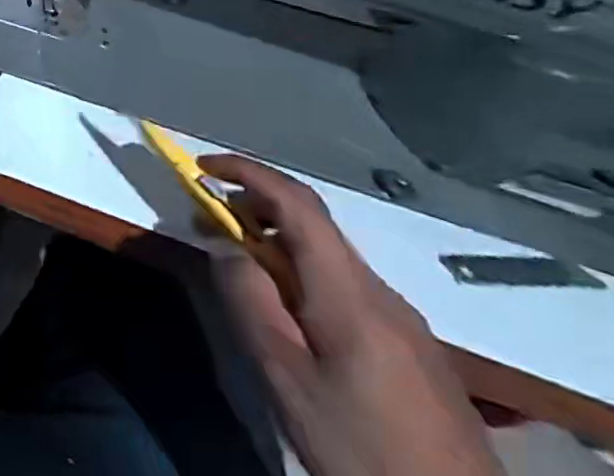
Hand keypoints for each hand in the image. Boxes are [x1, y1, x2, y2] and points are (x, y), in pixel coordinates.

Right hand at [198, 155, 503, 475]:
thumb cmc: (362, 447)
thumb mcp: (286, 377)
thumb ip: (250, 302)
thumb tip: (225, 245)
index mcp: (349, 291)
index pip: (297, 203)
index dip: (248, 172)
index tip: (203, 167)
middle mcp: (380, 290)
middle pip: (313, 224)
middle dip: (256, 208)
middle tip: (209, 225)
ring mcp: (401, 317)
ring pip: (328, 256)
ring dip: (277, 244)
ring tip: (240, 272)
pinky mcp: (410, 344)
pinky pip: (345, 285)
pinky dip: (302, 274)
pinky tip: (289, 316)